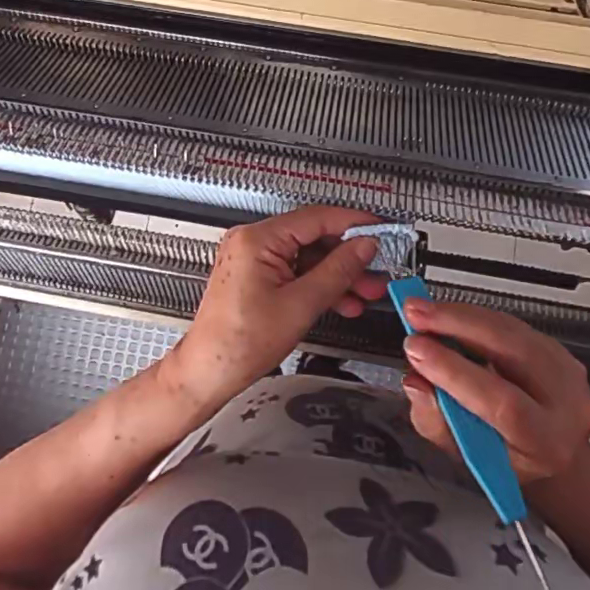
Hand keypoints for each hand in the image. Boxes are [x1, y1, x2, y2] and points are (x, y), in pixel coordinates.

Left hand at [166, 206, 387, 402]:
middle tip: (376, 269)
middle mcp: (252, 242)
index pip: (318, 217)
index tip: (380, 231)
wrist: (209, 372)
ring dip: (338, 274)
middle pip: (315, 236)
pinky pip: (297, 270)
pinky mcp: (257, 276)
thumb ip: (338, 270)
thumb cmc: (237, 342)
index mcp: (257, 239)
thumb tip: (363, 247)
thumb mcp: (301, 304)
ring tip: (364, 291)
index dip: (354, 224)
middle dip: (349, 256)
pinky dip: (319, 284)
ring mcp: (254, 259)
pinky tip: (341, 300)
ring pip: (309, 256)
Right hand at [400, 300, 589, 482]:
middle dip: (458, 326)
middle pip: (514, 350)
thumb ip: (436, 422)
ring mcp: (568, 372)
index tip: (416, 349)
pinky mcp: (558, 349)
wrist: (549, 452)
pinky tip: (448, 315)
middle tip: (416, 314)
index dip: (455, 371)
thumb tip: (416, 381)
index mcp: (545, 442)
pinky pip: (511, 324)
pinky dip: (475, 317)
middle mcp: (567, 404)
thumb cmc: (506, 460)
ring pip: (511, 330)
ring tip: (424, 311)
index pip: (504, 403)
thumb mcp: (464, 457)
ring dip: (462, 316)